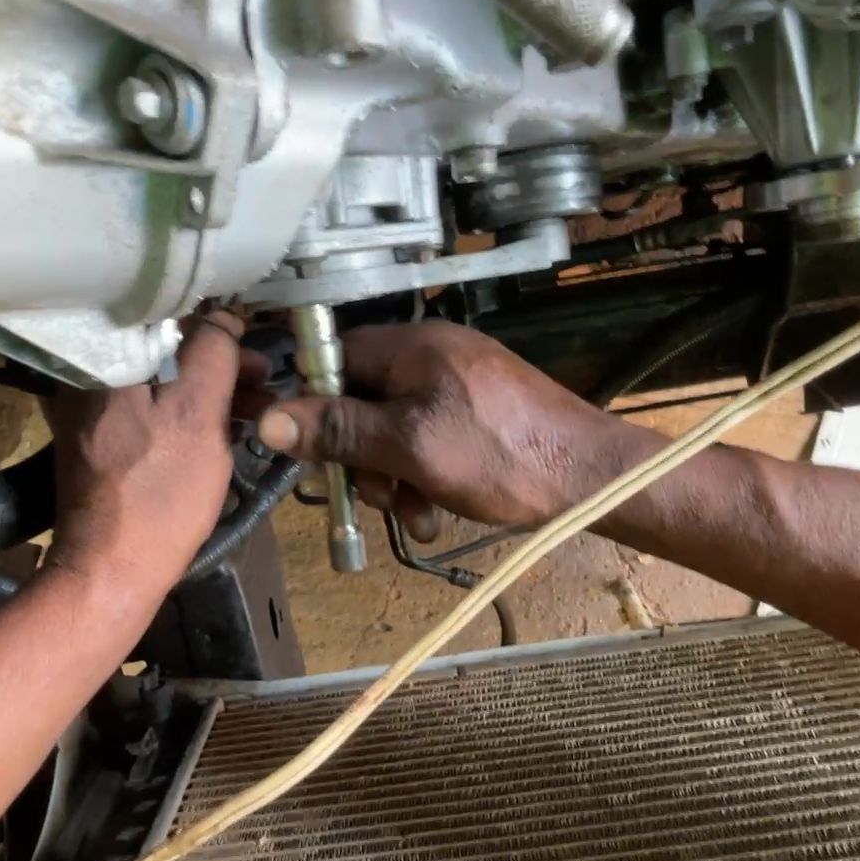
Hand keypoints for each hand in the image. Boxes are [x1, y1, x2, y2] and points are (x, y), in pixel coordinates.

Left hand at [44, 313, 243, 595]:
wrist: (111, 568)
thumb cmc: (162, 493)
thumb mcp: (199, 416)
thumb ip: (212, 355)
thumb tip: (224, 317)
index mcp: (106, 359)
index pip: (170, 315)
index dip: (222, 330)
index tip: (256, 355)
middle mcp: (88, 374)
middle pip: (166, 349)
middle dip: (220, 364)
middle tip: (263, 384)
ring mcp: (89, 407)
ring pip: (162, 379)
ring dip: (209, 389)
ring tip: (253, 411)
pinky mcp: (98, 437)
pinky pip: (150, 407)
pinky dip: (185, 411)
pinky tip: (220, 429)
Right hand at [256, 321, 651, 535]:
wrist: (592, 478)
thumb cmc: (499, 455)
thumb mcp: (409, 446)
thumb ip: (338, 431)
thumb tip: (267, 419)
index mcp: (413, 346)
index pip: (336, 357)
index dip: (313, 404)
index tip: (308, 452)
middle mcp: (433, 355)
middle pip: (364, 400)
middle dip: (361, 455)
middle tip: (375, 496)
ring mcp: (458, 385)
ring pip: (395, 428)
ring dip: (393, 476)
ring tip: (415, 514)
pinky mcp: (478, 414)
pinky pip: (429, 439)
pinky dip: (423, 476)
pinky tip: (435, 512)